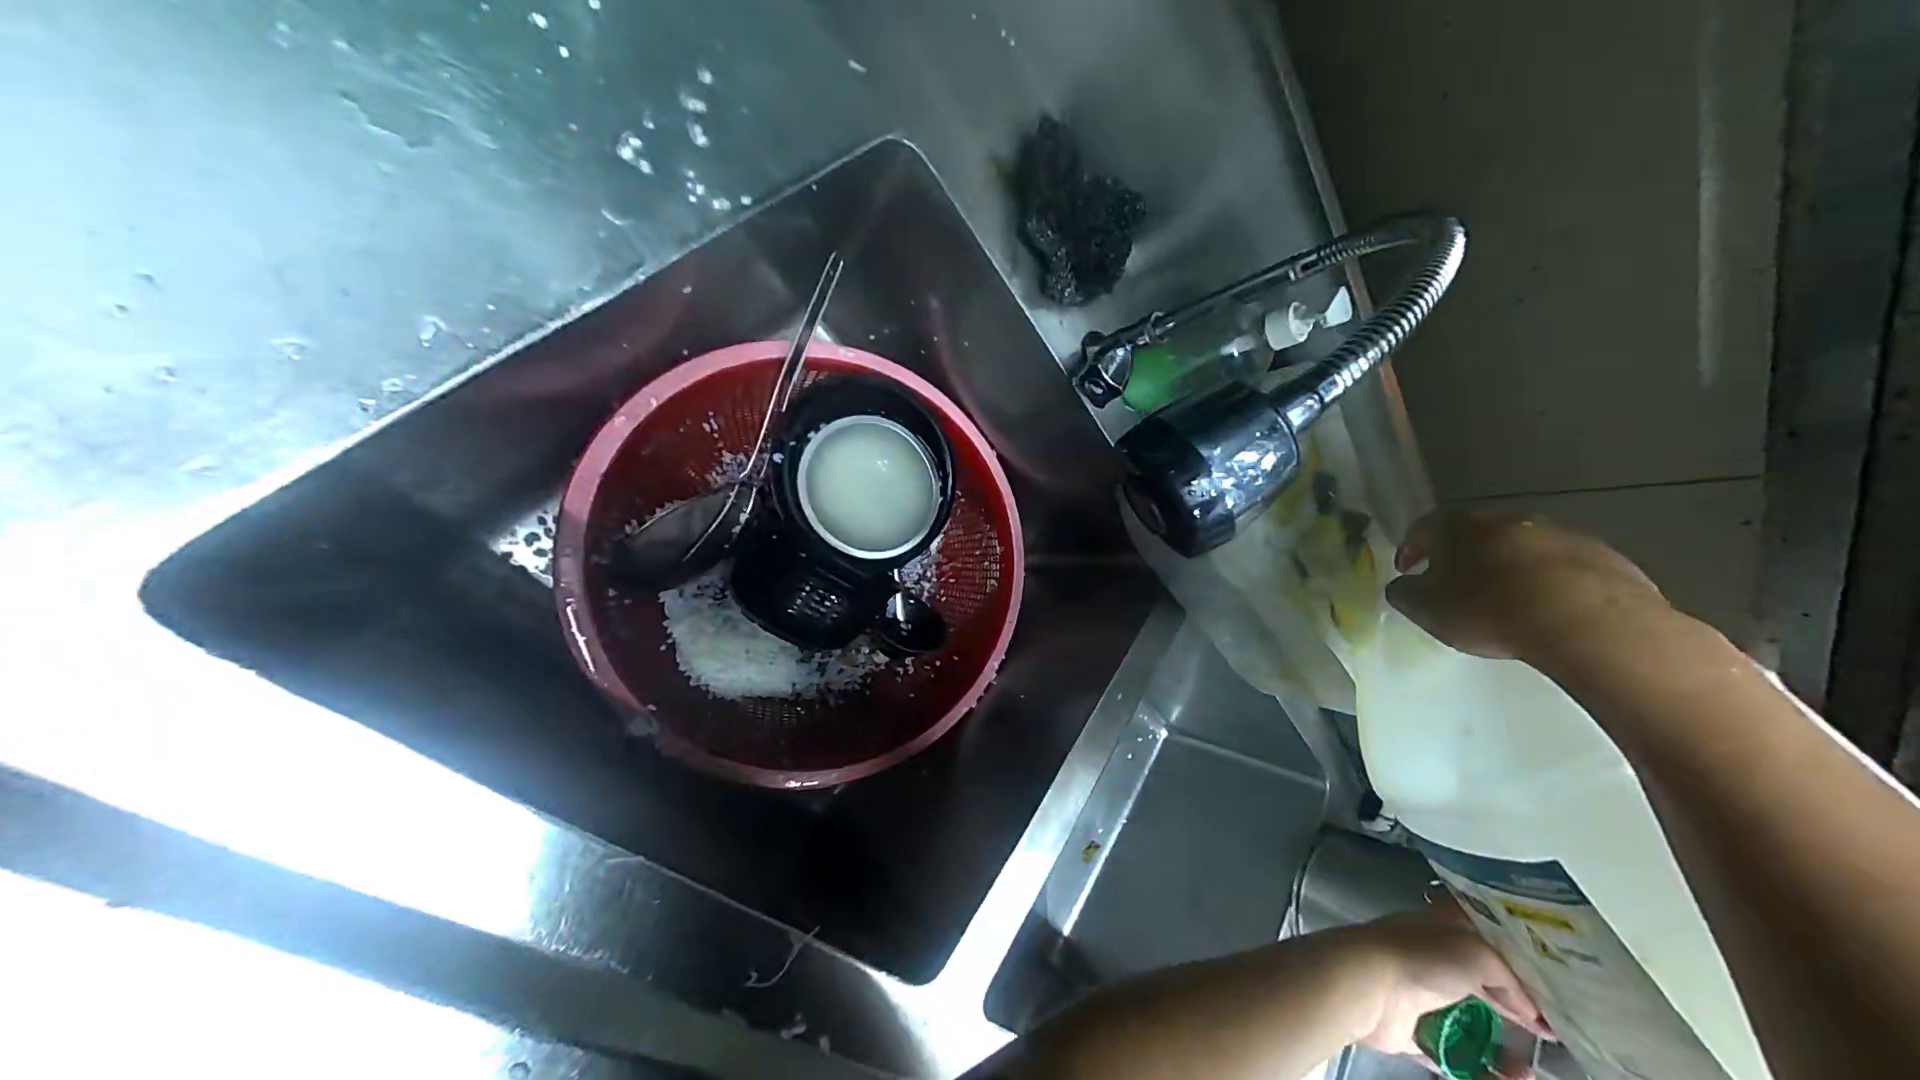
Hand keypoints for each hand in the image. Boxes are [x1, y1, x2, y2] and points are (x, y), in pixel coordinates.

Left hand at [1350, 910, 1552, 1077]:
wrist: (1365, 985)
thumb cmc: (1418, 957)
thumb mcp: (1474, 952)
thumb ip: (1507, 976)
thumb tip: (1531, 1009)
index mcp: (1441, 930)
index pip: (1485, 938)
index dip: (1518, 961)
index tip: (1555, 987)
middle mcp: (1430, 960)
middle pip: (1481, 986)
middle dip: (1517, 1012)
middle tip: (1553, 1036)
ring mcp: (1419, 996)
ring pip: (1470, 1026)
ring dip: (1503, 1053)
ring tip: (1528, 1073)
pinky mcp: (1409, 1032)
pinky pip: (1451, 1056)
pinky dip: (1479, 1073)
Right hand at [1384, 510, 1667, 660]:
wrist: (1588, 623)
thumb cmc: (1489, 611)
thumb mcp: (1426, 609)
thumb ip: (1404, 593)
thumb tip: (1403, 585)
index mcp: (1458, 526)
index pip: (1422, 527)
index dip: (1410, 548)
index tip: (1407, 570)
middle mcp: (1506, 518)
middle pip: (1474, 533)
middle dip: (1461, 555)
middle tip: (1455, 585)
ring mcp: (1559, 533)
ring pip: (1520, 546)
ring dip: (1507, 566)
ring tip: (1505, 601)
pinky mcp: (1603, 555)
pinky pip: (1562, 565)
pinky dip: (1548, 580)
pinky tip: (1549, 609)